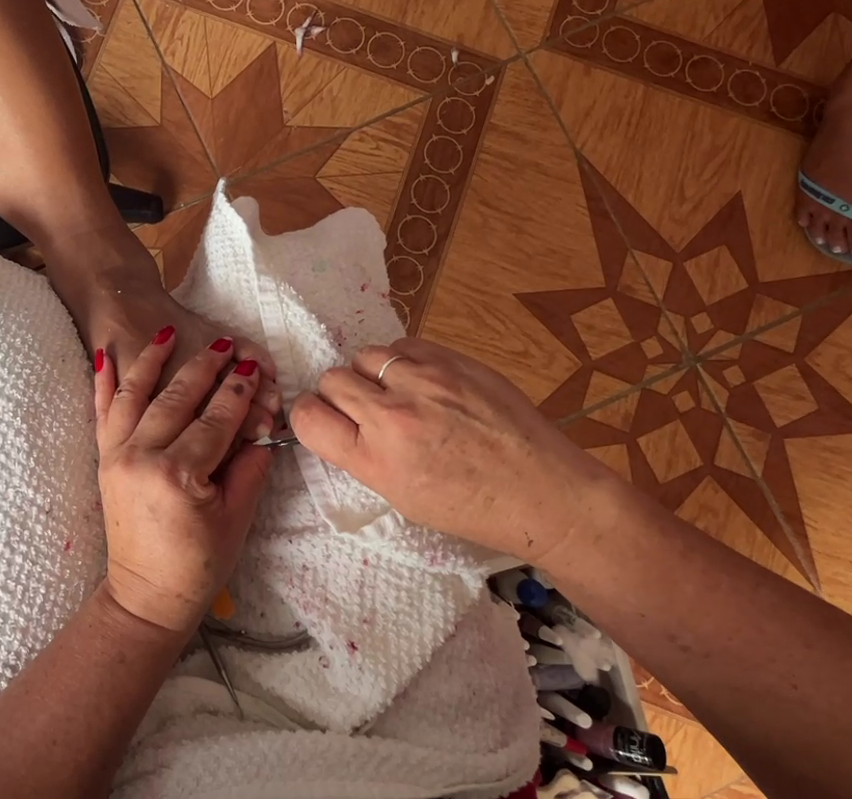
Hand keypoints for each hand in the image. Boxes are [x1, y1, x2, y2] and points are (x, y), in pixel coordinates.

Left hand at [93, 330, 273, 632]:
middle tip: (223, 343)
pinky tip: (106, 356)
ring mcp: (117, 456)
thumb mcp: (237, 517)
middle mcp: (143, 457)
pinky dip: (103, 383)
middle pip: (177, 399)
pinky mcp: (104, 459)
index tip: (254, 366)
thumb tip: (266, 423)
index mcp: (180, 475)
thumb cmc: (198, 564)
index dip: (239, 391)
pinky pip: (102, 413)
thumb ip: (250, 465)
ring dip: (152, 361)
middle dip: (203, 367)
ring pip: (135, 395)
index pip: (216, 419)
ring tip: (167, 332)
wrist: (146, 595)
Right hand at [287, 337, 623, 562]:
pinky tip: (424, 383)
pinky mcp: (452, 361)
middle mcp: (393, 416)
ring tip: (398, 394)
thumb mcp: (398, 495)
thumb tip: (336, 419)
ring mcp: (425, 383)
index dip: (311, 415)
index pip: (307, 415)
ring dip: (372, 373)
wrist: (544, 493)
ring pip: (364, 356)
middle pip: (331, 379)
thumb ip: (360, 453)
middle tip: (367, 410)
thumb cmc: (470, 507)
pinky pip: (402, 346)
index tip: (327, 420)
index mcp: (375, 460)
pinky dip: (404, 361)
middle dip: (341, 394)